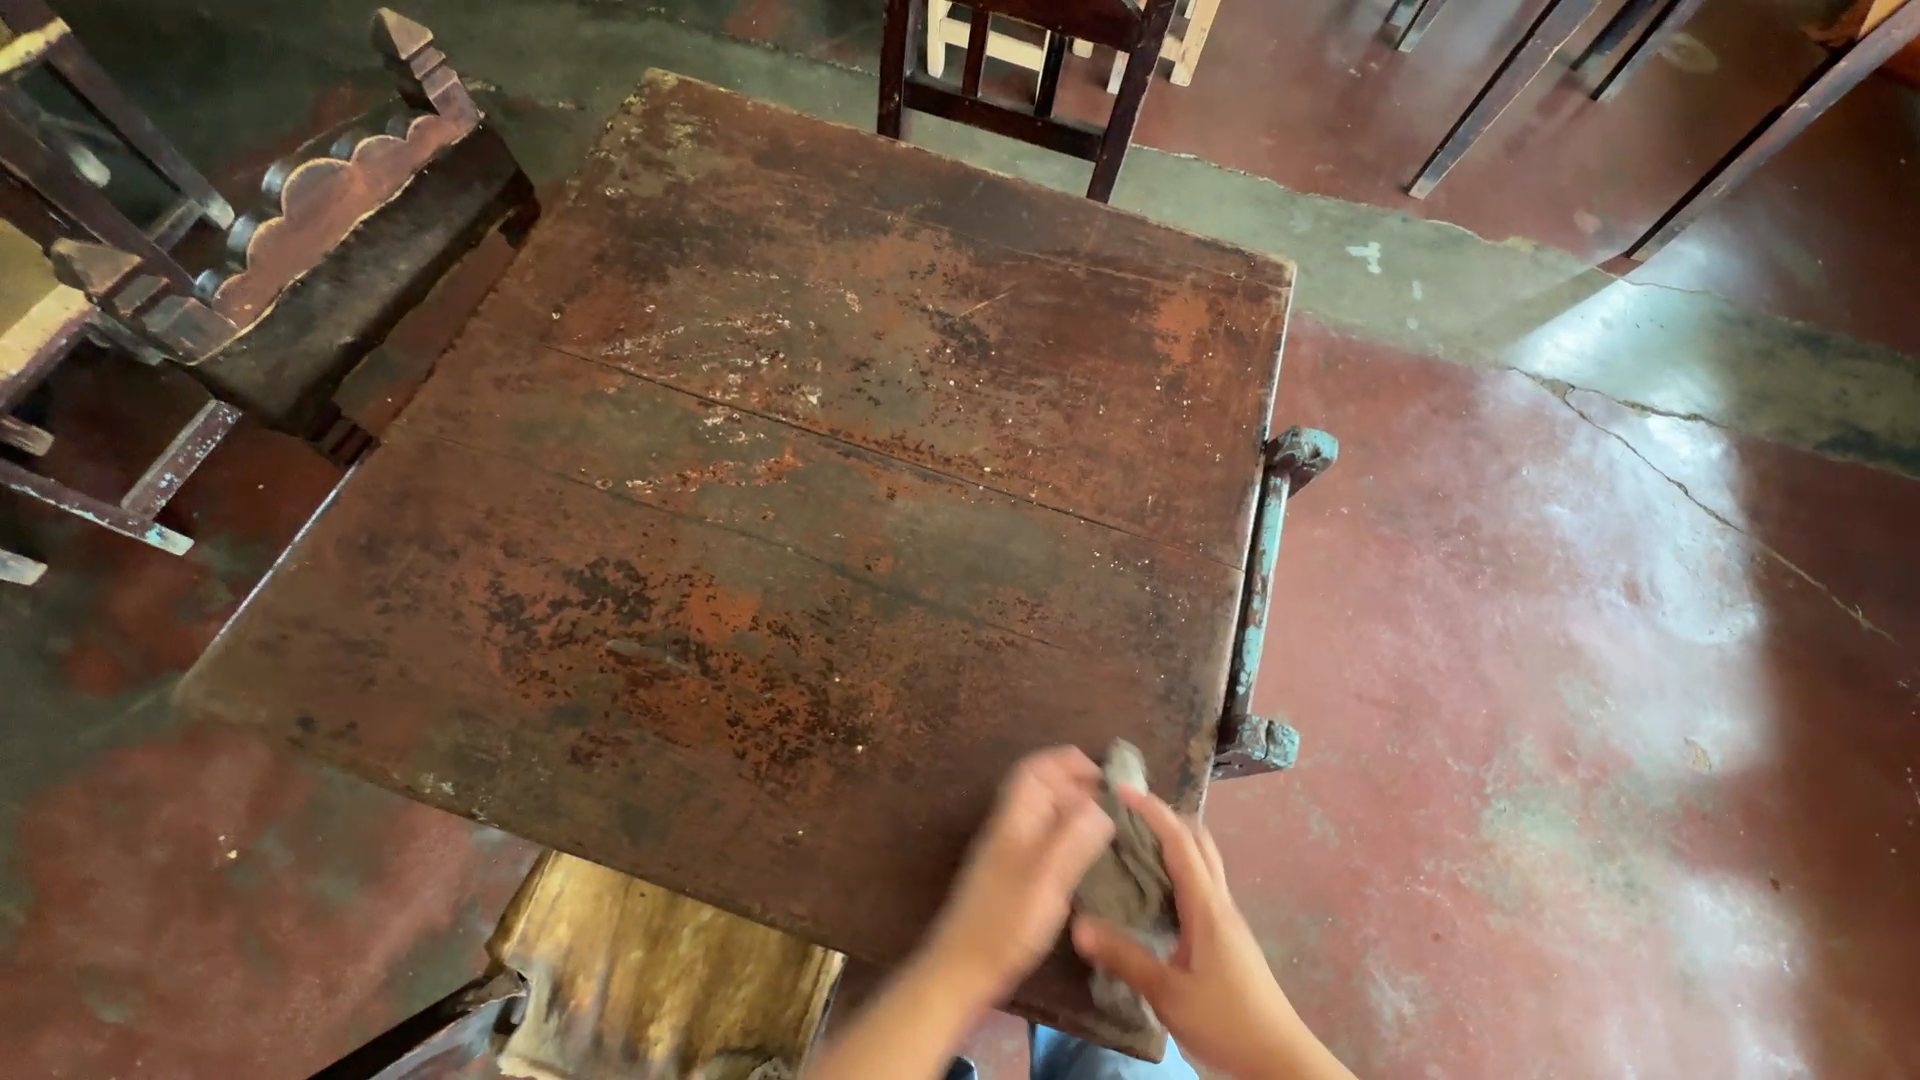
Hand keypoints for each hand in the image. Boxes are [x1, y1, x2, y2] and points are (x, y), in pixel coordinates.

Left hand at [917, 746, 1115, 1005]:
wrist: (961, 970)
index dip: (1065, 762)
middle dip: (1077, 787)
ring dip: (1076, 813)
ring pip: (1045, 817)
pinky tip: (1091, 860)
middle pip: (1041, 790)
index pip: (1034, 770)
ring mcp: (1010, 854)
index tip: (1104, 774)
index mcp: (1013, 820)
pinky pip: (1046, 843)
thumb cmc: (1003, 922)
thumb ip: (1073, 837)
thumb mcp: (1045, 877)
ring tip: (1113, 829)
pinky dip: (1070, 840)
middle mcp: (1010, 829)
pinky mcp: (1014, 879)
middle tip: (1118, 804)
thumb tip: (1102, 804)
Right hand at [1071, 787, 1351, 1079]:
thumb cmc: (1227, 1021)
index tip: (1122, 790)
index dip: (1152, 810)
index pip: (1179, 841)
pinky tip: (1150, 892)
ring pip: (1201, 863)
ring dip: (1171, 843)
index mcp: (1207, 907)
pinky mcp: (1224, 940)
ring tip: (1131, 844)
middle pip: (1198, 842)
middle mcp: (1219, 904)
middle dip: (1165, 817)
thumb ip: (1125, 958)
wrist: (1280, 1062)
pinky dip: (1174, 872)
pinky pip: (1198, 887)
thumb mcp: (1169, 994)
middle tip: (1127, 813)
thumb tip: (1078, 926)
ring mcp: (1225, 922)